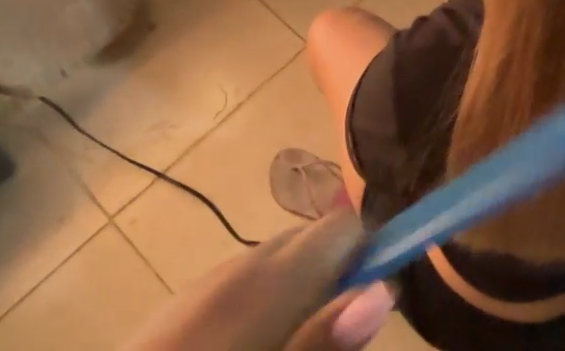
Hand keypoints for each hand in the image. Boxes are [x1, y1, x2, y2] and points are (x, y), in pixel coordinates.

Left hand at [125, 210, 393, 350]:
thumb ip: (324, 340)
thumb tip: (383, 291)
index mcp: (268, 277)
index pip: (345, 225)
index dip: (371, 256)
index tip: (374, 304)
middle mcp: (241, 263)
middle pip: (314, 238)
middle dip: (338, 274)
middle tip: (333, 336)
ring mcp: (206, 279)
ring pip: (280, 258)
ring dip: (303, 287)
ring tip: (295, 340)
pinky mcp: (180, 301)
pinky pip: (245, 279)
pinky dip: (265, 299)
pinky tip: (253, 342)